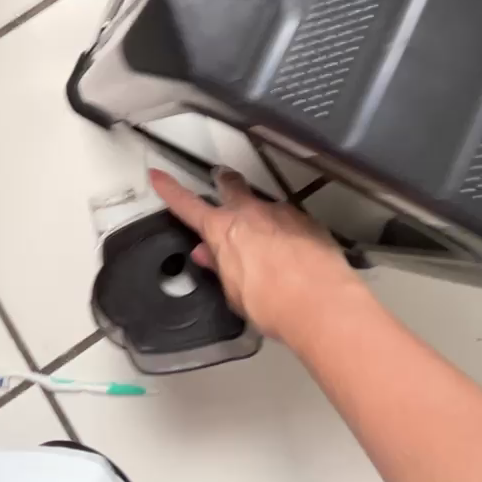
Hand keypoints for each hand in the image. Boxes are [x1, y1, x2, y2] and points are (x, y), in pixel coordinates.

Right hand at [148, 166, 364, 344]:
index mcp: (223, 229)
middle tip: (223, 183)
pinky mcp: (309, 222)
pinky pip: (291, 220)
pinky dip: (288, 231)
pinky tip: (295, 253)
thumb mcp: (235, 293)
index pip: (188, 205)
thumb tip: (208, 255)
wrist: (323, 306)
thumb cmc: (272, 305)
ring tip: (269, 242)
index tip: (158, 176)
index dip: (170, 190)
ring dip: (261, 216)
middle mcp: (250, 212)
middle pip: (231, 185)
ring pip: (264, 204)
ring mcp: (281, 213)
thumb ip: (220, 268)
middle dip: (225, 182)